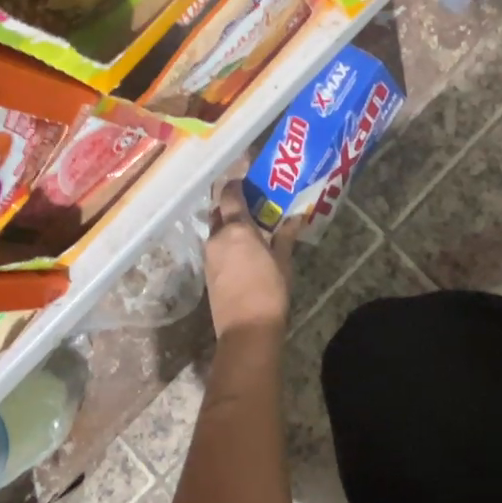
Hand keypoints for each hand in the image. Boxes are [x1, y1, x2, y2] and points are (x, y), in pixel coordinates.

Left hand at [203, 177, 292, 337]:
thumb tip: (294, 218)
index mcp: (237, 229)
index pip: (230, 195)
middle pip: (219, 211)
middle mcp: (217, 237)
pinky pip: (216, 246)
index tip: (244, 172)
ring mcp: (209, 255)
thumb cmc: (269, 292)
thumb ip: (285, 237)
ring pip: (216, 230)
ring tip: (250, 225)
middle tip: (251, 199)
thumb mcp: (283, 262)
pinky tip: (243, 248)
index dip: (235, 182)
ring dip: (229, 223)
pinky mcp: (207, 272)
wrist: (246, 330)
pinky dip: (226, 241)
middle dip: (231, 203)